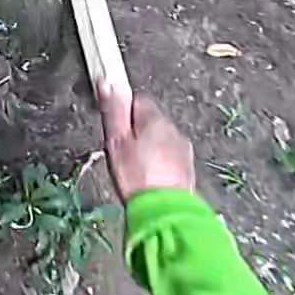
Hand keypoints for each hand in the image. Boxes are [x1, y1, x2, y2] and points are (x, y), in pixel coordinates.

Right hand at [99, 85, 195, 202]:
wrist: (165, 212)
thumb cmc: (136, 174)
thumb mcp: (116, 139)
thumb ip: (113, 109)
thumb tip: (107, 81)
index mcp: (155, 119)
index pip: (136, 98)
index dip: (121, 108)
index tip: (111, 122)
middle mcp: (174, 130)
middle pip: (148, 118)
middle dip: (134, 126)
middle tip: (119, 145)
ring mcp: (183, 149)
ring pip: (159, 136)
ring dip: (146, 142)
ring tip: (132, 162)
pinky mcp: (187, 167)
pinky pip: (167, 153)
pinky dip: (157, 157)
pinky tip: (146, 172)